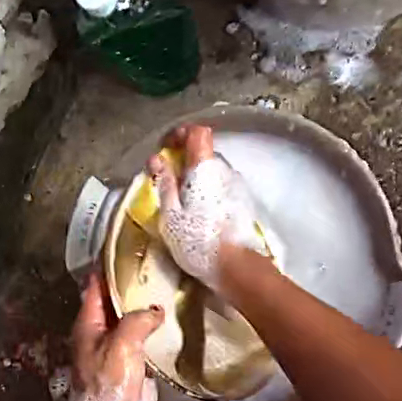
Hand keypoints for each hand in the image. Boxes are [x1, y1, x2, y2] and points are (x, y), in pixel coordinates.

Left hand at [69, 274, 163, 400]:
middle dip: (133, 283)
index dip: (109, 266)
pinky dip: (156, 327)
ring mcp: (118, 347)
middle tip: (159, 264)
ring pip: (133, 318)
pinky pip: (146, 338)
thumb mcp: (121, 344)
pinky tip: (174, 318)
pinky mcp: (135, 362)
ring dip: (147, 305)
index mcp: (88, 324)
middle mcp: (101, 331)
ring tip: (171, 286)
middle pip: (117, 300)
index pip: (96, 285)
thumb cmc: (108, 384)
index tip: (128, 248)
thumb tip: (156, 311)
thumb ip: (138, 321)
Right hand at [148, 124, 266, 291]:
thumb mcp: (171, 214)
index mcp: (205, 168)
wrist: (237, 268)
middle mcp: (225, 171)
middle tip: (167, 181)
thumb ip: (165, 183)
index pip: (198, 132)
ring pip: (213, 173)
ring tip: (181, 203)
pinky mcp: (243, 204)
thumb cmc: (198, 241)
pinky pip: (221, 189)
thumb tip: (158, 159)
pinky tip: (198, 215)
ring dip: (196, 180)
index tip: (166, 149)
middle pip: (205, 153)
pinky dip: (207, 194)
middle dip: (185, 161)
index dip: (181, 134)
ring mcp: (238, 187)